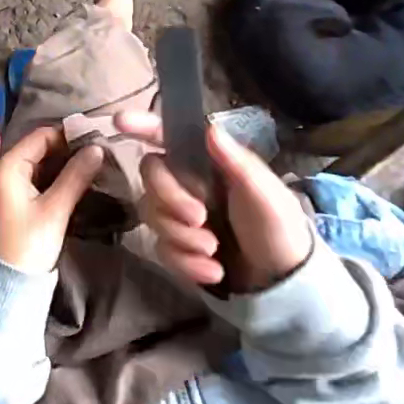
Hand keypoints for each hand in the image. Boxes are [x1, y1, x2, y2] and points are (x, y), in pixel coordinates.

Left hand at [0, 126, 104, 273]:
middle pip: (36, 149)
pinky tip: (72, 183)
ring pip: (35, 164)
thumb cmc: (29, 245)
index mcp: (5, 167)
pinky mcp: (4, 200)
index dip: (69, 136)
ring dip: (60, 166)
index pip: (41, 136)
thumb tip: (97, 148)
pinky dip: (49, 179)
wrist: (5, 286)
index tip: (96, 141)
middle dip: (66, 151)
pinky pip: (30, 179)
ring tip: (90, 168)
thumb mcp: (55, 209)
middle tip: (97, 156)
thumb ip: (76, 175)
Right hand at [116, 111, 314, 291]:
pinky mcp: (177, 247)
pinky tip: (214, 272)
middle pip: (151, 175)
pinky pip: (162, 249)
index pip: (169, 136)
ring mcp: (179, 215)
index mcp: (207, 161)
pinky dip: (187, 263)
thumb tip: (210, 129)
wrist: (284, 281)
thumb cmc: (278, 225)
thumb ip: (237, 163)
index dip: (143, 125)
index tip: (120, 122)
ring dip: (182, 236)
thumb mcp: (264, 193)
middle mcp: (187, 182)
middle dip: (171, 199)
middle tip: (200, 218)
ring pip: (152, 214)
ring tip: (214, 250)